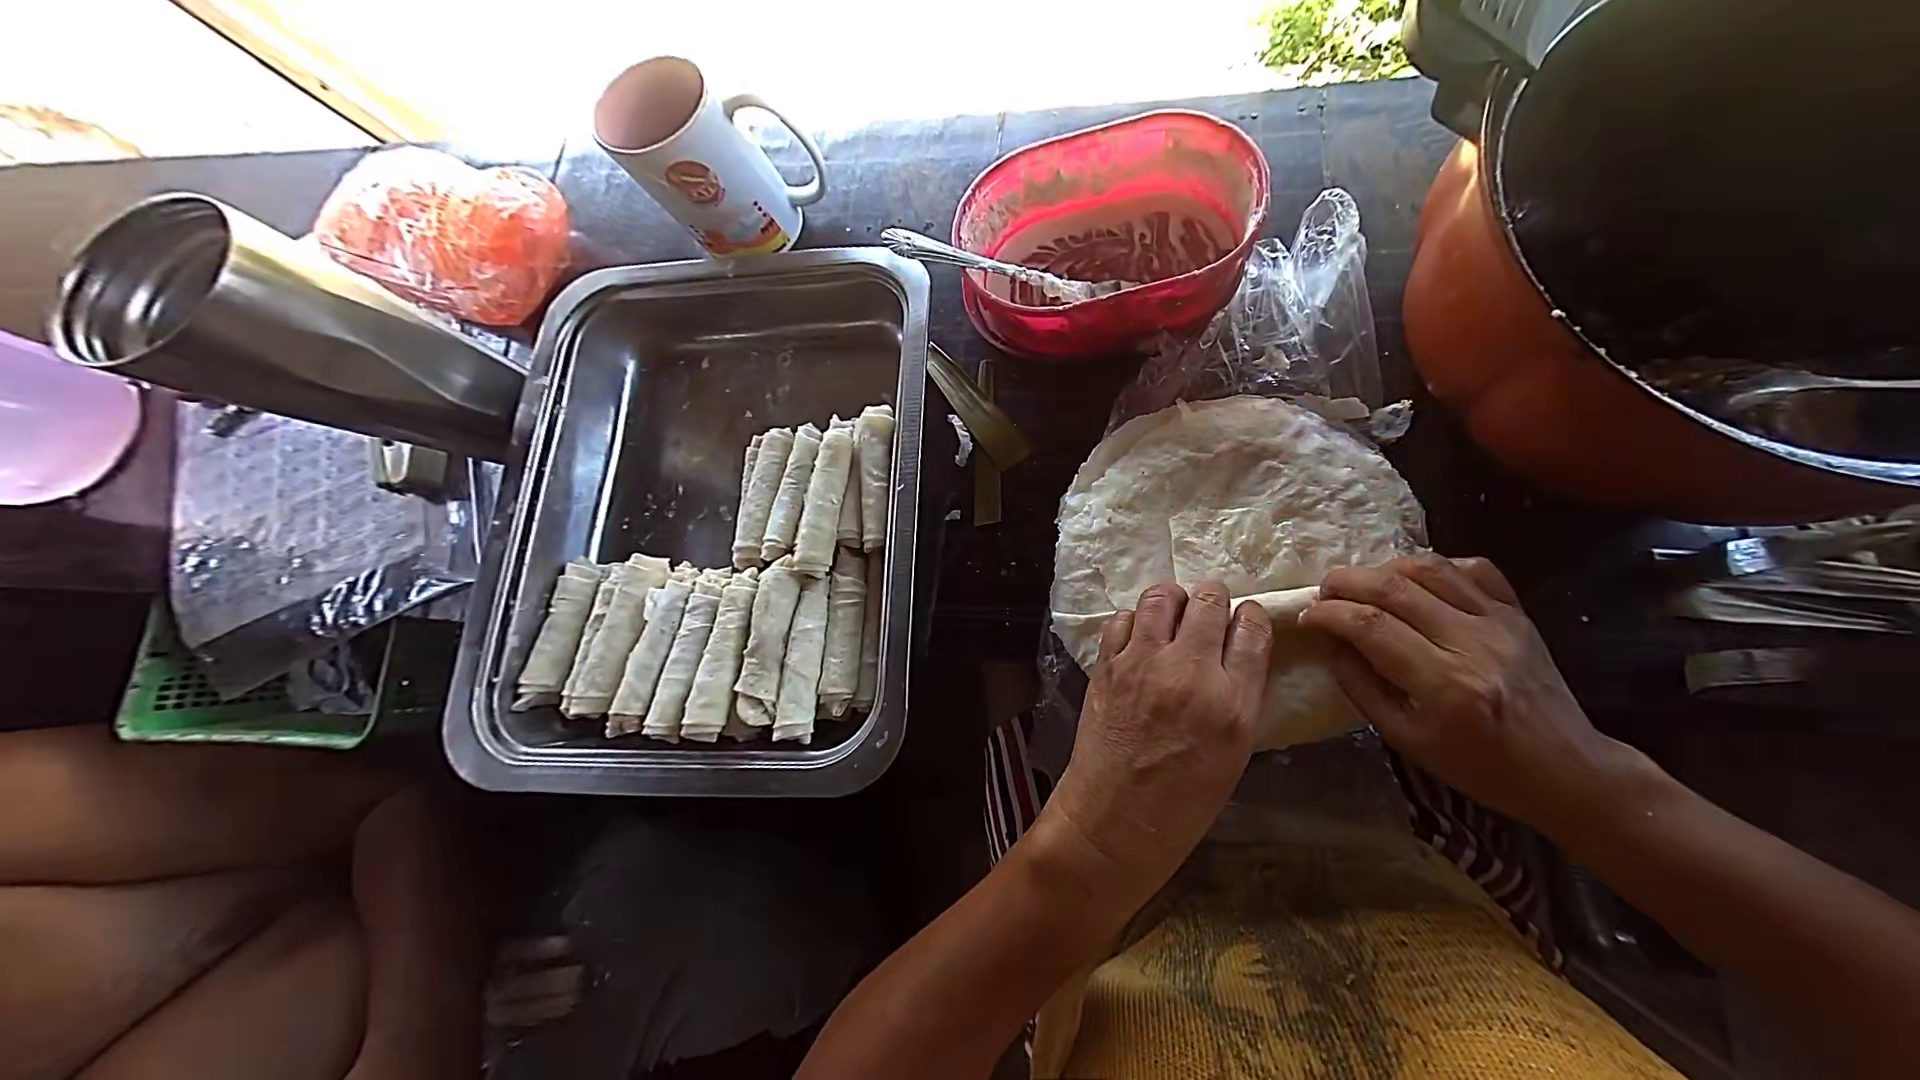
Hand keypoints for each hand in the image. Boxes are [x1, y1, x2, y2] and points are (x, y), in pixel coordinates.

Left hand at [1036, 583, 1273, 907]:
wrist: (1115, 817)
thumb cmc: (1184, 800)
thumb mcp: (1235, 751)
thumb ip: (1240, 695)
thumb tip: (1237, 653)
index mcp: (1232, 702)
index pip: (1252, 629)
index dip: (1251, 616)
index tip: (1246, 618)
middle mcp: (1189, 672)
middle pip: (1209, 601)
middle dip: (1215, 598)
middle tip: (1209, 609)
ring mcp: (1142, 664)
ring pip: (1162, 598)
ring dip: (1174, 600)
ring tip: (1175, 612)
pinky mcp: (1107, 665)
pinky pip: (1122, 618)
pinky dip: (1135, 621)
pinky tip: (1139, 637)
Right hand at [1298, 554, 1641, 829]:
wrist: (1565, 770)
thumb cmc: (1476, 764)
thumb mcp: (1402, 737)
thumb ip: (1358, 683)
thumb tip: (1326, 639)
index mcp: (1445, 685)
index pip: (1370, 626)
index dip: (1328, 614)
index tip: (1307, 618)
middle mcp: (1474, 644)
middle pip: (1395, 587)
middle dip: (1345, 582)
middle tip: (1323, 593)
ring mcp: (1501, 623)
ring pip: (1429, 568)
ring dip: (1382, 568)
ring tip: (1361, 584)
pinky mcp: (1518, 613)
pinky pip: (1472, 568)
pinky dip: (1434, 566)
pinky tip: (1414, 583)